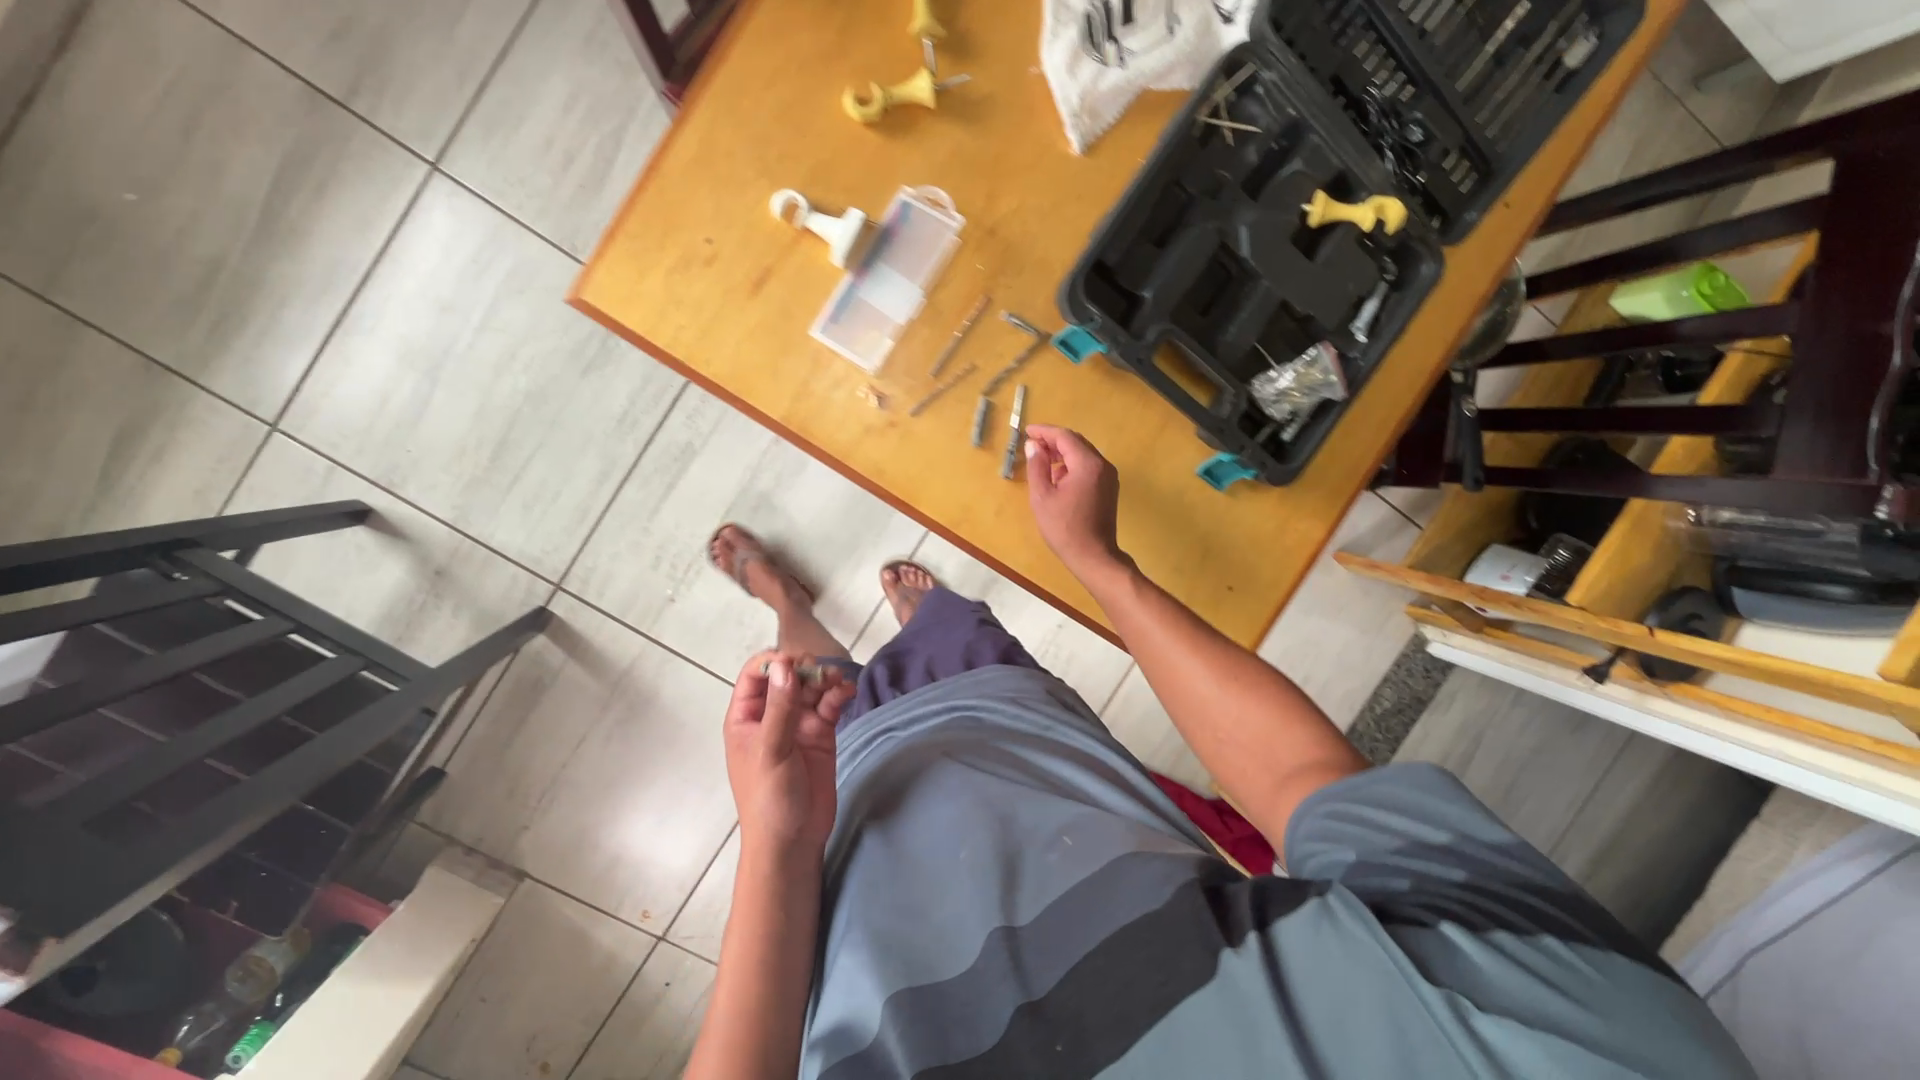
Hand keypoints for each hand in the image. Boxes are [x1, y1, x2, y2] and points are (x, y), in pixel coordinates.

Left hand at [723, 651, 853, 854]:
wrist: (793, 840)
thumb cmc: (769, 798)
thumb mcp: (770, 751)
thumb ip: (780, 708)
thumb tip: (785, 666)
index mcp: (746, 717)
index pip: (756, 675)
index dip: (774, 662)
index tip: (795, 662)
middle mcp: (771, 715)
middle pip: (788, 676)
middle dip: (805, 668)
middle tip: (822, 673)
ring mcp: (797, 724)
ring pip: (811, 688)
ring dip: (825, 679)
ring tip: (839, 681)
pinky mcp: (821, 734)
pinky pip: (830, 705)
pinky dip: (839, 694)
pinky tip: (848, 692)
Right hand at [1024, 425, 1127, 580]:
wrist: (1093, 556)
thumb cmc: (1064, 528)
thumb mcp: (1042, 497)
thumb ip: (1037, 466)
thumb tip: (1033, 446)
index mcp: (1088, 464)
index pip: (1065, 437)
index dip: (1044, 432)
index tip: (1027, 432)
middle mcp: (1103, 465)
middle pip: (1077, 442)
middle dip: (1054, 441)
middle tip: (1032, 444)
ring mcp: (1109, 476)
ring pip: (1084, 454)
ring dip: (1063, 453)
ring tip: (1042, 460)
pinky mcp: (1109, 488)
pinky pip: (1090, 467)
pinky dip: (1073, 465)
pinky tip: (1058, 477)